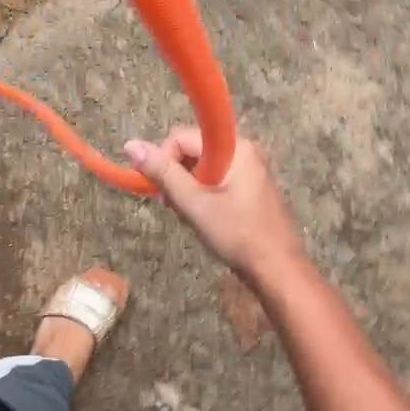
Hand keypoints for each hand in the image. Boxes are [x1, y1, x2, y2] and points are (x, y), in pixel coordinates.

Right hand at [124, 129, 307, 288]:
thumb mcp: (193, 202)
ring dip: (186, 187)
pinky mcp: (249, 186)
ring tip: (188, 213)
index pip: (181, 138)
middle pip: (190, 150)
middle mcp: (243, 150)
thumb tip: (130, 144)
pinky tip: (202, 216)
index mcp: (235, 148)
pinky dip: (200, 193)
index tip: (163, 190)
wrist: (279, 272)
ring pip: (199, 166)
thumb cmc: (237, 234)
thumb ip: (161, 172)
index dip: (164, 160)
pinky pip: (213, 178)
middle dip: (175, 176)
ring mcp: (249, 169)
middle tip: (173, 204)